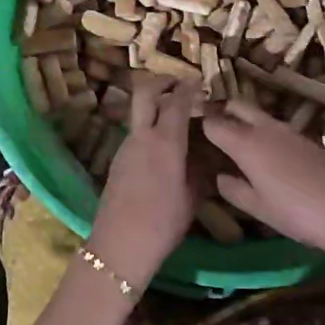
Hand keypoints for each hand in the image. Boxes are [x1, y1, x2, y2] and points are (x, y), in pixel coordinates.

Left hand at [88, 75, 202, 281]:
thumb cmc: (163, 222)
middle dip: (160, 81)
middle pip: (144, 93)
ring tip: (174, 117)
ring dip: (153, 106)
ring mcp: (125, 146)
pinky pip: (134, 134)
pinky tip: (162, 146)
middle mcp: (142, 136)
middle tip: (176, 82)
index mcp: (165, 142)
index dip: (187, 88)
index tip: (198, 81)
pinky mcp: (117, 160)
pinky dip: (148, 128)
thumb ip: (200, 170)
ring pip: (138, 114)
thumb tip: (207, 155)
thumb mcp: (192, 197)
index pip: (176, 102)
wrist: (120, 243)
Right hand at [201, 98, 324, 255]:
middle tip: (210, 135)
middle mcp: (265, 128)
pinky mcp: (305, 139)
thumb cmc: (296, 213)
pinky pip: (273, 127)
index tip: (189, 139)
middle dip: (220, 112)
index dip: (199, 128)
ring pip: (256, 114)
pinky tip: (262, 157)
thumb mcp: (257, 207)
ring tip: (232, 147)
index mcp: (246, 143)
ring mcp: (288, 131)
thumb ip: (232, 189)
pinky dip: (260, 133)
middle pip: (236, 105)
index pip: (212, 122)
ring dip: (242, 122)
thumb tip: (220, 176)